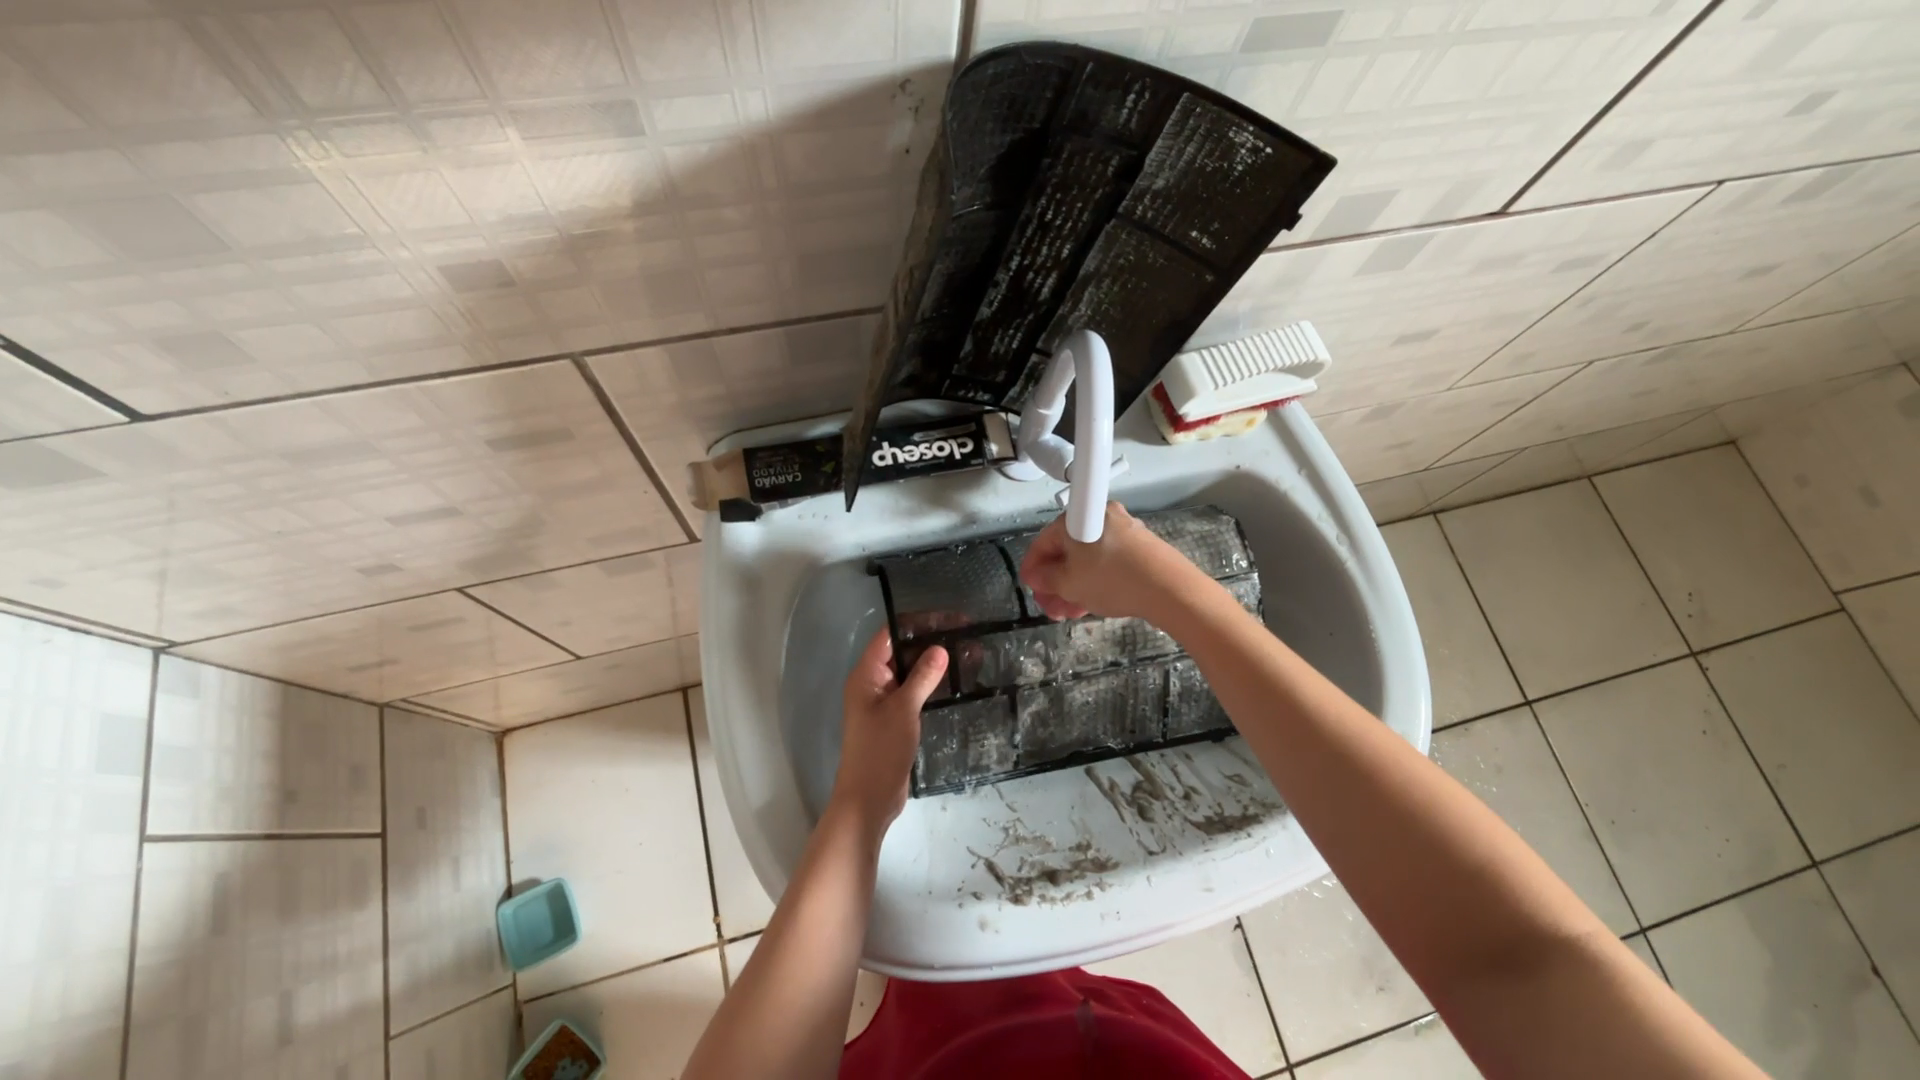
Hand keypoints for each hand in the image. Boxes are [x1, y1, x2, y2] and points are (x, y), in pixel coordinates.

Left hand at [829, 630, 947, 834]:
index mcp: (865, 674)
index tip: (949, 618)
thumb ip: (922, 677)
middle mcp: (872, 683)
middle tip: (967, 634)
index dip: (918, 623)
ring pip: (910, 672)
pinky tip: (956, 682)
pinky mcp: (895, 719)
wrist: (868, 799)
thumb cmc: (880, 750)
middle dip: (931, 641)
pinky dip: (932, 684)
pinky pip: (914, 692)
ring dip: (935, 663)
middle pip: (901, 651)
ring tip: (970, 653)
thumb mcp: (903, 710)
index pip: (890, 635)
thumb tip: (940, 649)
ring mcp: (883, 702)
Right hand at [1019, 502, 1200, 621]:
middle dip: (1055, 582)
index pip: (1045, 540)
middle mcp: (1102, 517)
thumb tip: (1036, 575)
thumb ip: (1046, 579)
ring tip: (1069, 613)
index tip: (1030, 588)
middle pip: (1068, 551)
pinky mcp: (1140, 547)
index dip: (1033, 567)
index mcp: (1080, 518)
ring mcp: (1124, 531)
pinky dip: (1095, 581)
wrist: (1170, 588)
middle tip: (1051, 608)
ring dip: (1074, 586)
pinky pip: (1107, 562)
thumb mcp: (1069, 584)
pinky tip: (1090, 604)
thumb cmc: (1113, 580)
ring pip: (1088, 560)